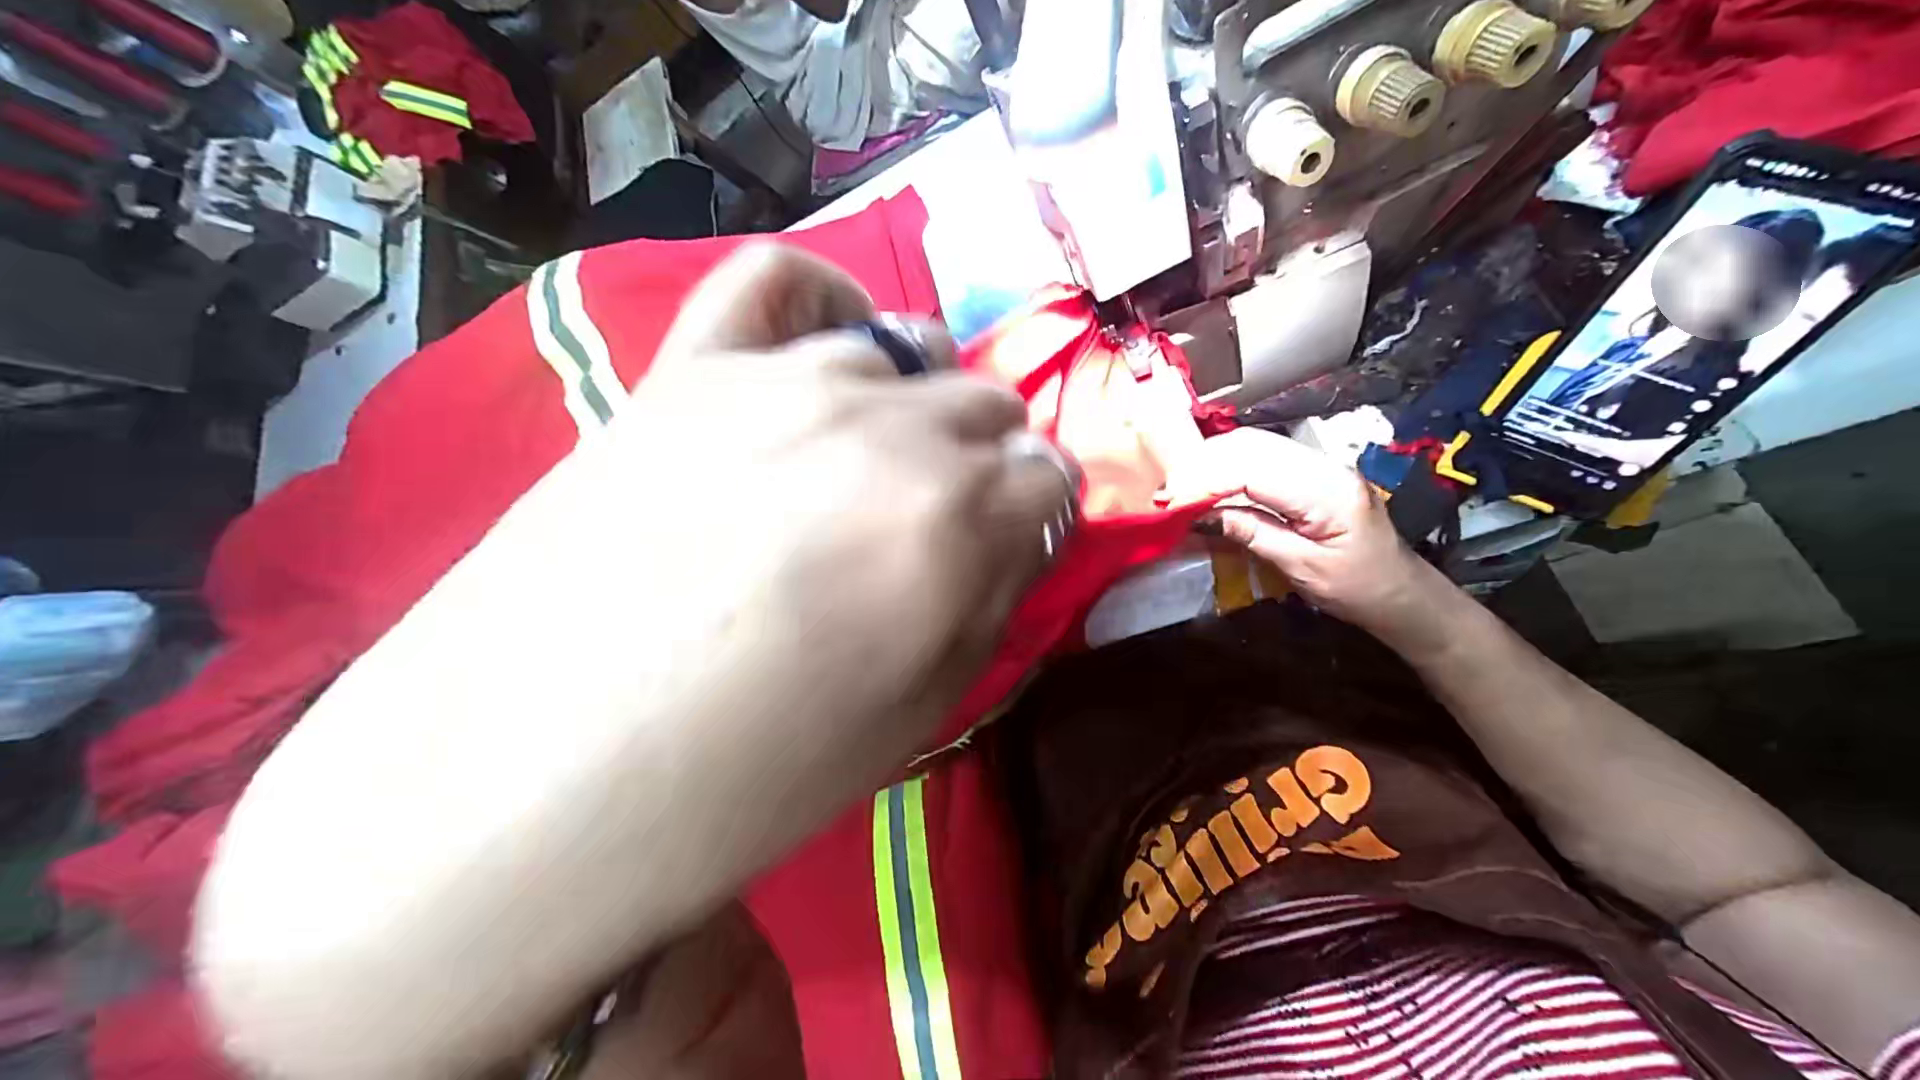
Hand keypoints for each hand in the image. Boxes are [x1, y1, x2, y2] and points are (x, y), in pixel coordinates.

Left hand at [192, 242, 1076, 1079]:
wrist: (530, 781)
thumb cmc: (748, 779)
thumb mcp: (920, 713)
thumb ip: (992, 600)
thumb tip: (1020, 530)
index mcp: (956, 522)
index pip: (1050, 478)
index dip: (1036, 519)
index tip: (1007, 551)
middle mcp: (887, 428)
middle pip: (987, 405)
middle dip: (983, 463)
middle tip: (934, 525)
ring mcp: (780, 380)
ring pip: (904, 352)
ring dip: (911, 408)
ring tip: (864, 466)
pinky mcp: (686, 367)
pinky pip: (776, 279)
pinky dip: (820, 302)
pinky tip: (820, 349)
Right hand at [1169, 428, 1442, 634]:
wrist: (1402, 592)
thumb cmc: (1358, 589)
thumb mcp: (1302, 569)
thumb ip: (1252, 534)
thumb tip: (1200, 515)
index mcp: (1328, 491)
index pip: (1252, 470)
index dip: (1205, 480)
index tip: (1169, 501)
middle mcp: (1324, 466)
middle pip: (1250, 445)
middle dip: (1201, 464)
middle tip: (1165, 493)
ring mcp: (1318, 464)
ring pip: (1252, 444)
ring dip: (1210, 461)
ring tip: (1179, 488)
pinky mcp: (1309, 471)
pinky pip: (1260, 455)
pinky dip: (1226, 465)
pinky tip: (1206, 482)